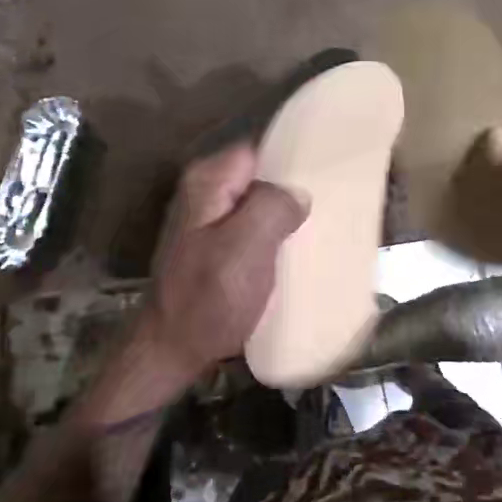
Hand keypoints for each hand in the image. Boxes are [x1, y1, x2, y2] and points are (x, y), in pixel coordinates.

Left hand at [140, 144, 308, 379]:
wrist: (171, 350)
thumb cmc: (209, 300)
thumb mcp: (245, 250)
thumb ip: (272, 208)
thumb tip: (297, 193)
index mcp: (209, 182)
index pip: (259, 151)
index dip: (291, 161)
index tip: (325, 176)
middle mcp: (204, 193)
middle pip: (259, 177)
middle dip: (291, 191)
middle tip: (329, 206)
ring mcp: (208, 221)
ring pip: (258, 204)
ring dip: (284, 217)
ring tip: (317, 228)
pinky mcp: (214, 246)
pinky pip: (252, 228)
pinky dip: (272, 237)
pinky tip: (293, 251)